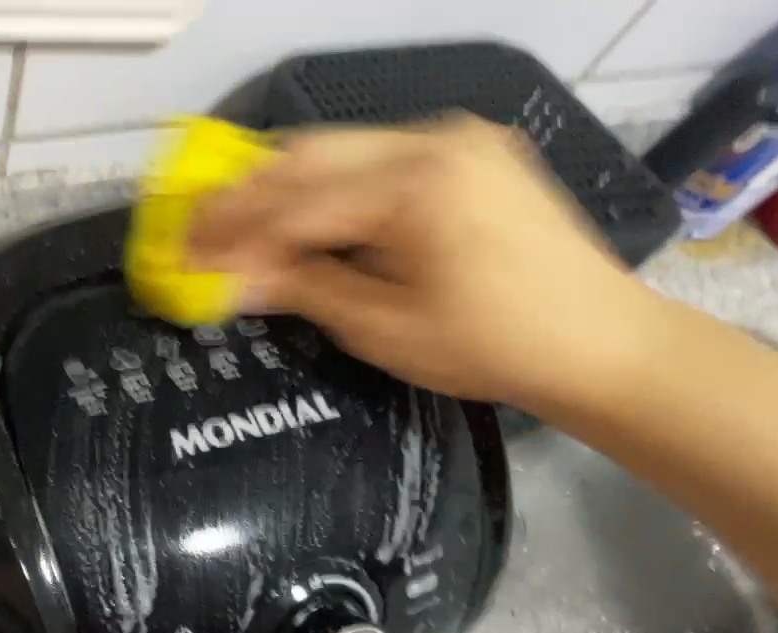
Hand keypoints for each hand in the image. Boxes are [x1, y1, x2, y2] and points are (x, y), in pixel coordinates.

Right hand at [189, 114, 678, 413]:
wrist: (597, 340)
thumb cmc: (488, 345)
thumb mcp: (381, 327)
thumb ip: (303, 288)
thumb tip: (229, 280)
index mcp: (416, 185)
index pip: (295, 204)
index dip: (230, 234)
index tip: (180, 258)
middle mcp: (434, 142)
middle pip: (309, 156)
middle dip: (242, 197)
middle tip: (191, 232)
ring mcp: (454, 142)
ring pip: (337, 150)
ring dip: (276, 187)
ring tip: (228, 225)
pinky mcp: (465, 156)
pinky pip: (371, 160)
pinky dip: (321, 188)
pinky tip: (292, 217)